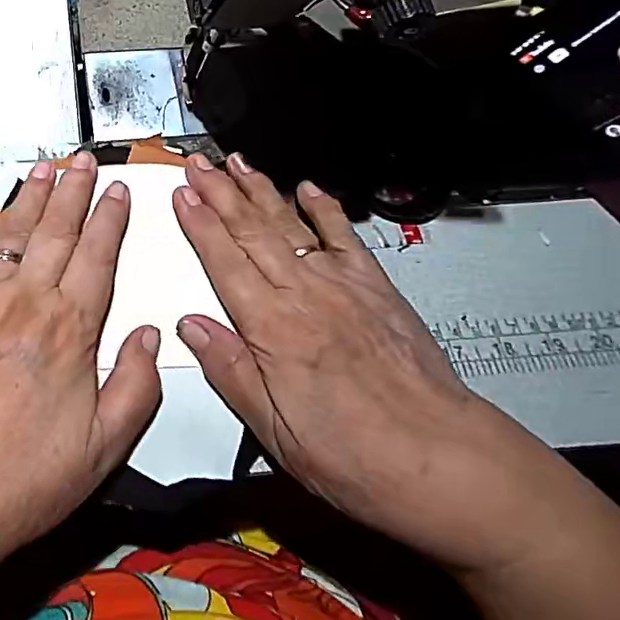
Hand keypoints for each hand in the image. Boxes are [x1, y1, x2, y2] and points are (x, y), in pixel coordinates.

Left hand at [0, 153, 160, 599]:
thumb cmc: (16, 477)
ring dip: (34, 196)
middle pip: (59, 230)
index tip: (118, 193)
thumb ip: (137, 385)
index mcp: (70, 329)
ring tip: (47, 169)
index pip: (99, 254)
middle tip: (85, 163)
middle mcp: (26, 302)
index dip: (111, 218)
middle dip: (76, 190)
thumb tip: (150, 337)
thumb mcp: (103, 446)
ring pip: (15, 231)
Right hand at [172, 154, 558, 576]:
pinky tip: (309, 189)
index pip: (224, 260)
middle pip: (252, 230)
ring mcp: (342, 284)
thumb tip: (193, 327)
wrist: (436, 455)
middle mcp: (306, 295)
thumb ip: (230, 370)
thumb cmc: (357, 455)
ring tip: (238, 164)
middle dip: (220, 192)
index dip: (199, 224)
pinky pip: (344, 235)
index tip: (182, 195)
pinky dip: (324, 207)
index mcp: (274, 329)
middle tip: (199, 164)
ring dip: (261, 189)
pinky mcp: (376, 286)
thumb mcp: (274, 430)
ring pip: (291, 223)